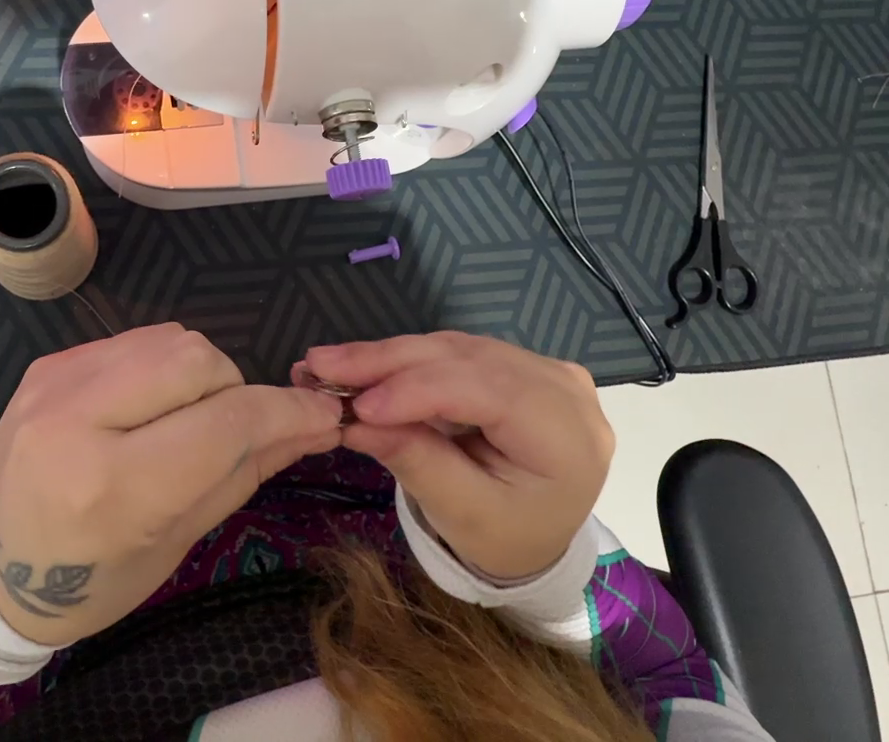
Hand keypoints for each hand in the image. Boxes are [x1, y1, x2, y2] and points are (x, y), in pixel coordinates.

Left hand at [0, 323, 342, 644]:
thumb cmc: (90, 580)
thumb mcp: (176, 542)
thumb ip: (246, 471)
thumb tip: (313, 424)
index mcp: (112, 488)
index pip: (225, 423)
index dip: (286, 412)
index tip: (323, 414)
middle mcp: (78, 419)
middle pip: (198, 360)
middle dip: (235, 389)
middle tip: (229, 429)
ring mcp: (56, 382)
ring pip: (171, 338)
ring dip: (199, 374)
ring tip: (182, 420)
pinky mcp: (48, 363)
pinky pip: (135, 340)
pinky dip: (161, 368)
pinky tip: (144, 408)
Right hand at [302, 333, 612, 580]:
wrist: (536, 540)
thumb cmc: (506, 538)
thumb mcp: (463, 514)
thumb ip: (416, 461)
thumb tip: (355, 421)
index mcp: (568, 435)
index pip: (489, 391)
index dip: (418, 390)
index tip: (356, 404)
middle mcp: (562, 387)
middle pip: (466, 359)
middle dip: (388, 363)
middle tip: (320, 365)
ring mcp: (540, 368)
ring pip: (452, 348)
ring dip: (387, 357)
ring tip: (328, 364)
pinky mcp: (515, 364)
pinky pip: (452, 353)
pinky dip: (403, 361)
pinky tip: (362, 365)